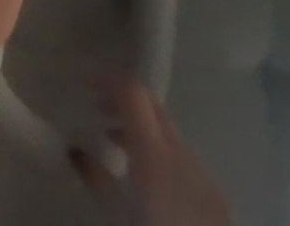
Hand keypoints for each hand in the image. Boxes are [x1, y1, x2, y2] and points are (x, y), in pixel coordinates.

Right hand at [72, 70, 231, 225]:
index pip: (133, 93)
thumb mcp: (115, 213)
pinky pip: (182, 155)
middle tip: (95, 106)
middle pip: (152, 105)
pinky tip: (145, 174)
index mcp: (154, 153)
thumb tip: (74, 150)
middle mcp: (182, 153)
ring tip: (112, 140)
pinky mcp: (215, 193)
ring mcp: (203, 172)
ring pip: (167, 131)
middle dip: (121, 98)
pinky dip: (158, 149)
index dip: (107, 78)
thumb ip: (95, 177)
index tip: (82, 80)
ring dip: (138, 125)